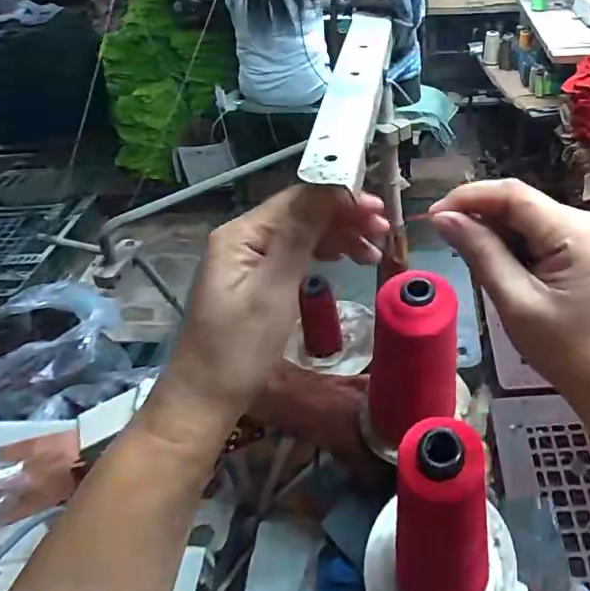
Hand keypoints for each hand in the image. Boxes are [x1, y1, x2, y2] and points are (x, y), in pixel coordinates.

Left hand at [163, 185, 388, 420]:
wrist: (205, 401)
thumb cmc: (239, 348)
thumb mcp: (275, 290)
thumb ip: (301, 236)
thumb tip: (329, 189)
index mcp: (241, 234)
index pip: (298, 199)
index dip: (340, 197)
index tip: (378, 210)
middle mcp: (243, 238)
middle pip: (302, 213)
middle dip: (344, 217)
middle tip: (384, 231)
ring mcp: (249, 259)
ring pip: (302, 233)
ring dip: (339, 235)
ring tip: (373, 251)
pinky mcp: (256, 279)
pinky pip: (296, 253)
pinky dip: (324, 253)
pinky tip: (346, 258)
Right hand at [429, 180, 589, 415]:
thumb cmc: (564, 349)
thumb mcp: (515, 302)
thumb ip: (480, 253)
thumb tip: (442, 218)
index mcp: (576, 232)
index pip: (513, 194)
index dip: (468, 197)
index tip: (433, 215)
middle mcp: (584, 220)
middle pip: (518, 201)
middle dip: (478, 213)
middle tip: (443, 236)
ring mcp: (585, 232)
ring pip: (523, 215)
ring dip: (491, 228)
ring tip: (466, 253)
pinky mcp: (580, 245)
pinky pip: (535, 230)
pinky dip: (509, 241)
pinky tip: (494, 261)